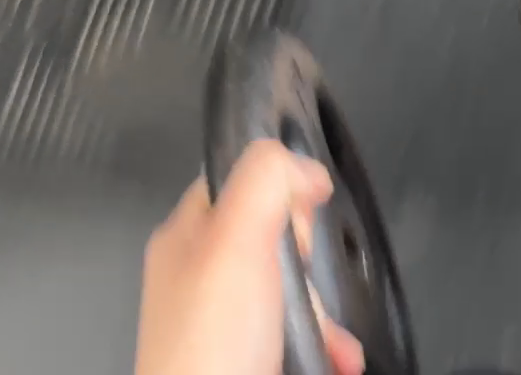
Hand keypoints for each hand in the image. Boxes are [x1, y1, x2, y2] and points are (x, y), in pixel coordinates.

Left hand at [137, 141, 366, 374]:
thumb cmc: (210, 349)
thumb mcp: (236, 237)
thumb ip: (267, 178)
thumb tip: (304, 167)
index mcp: (186, 236)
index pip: (240, 175)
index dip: (279, 181)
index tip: (301, 206)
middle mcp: (201, 274)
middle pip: (274, 228)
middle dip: (307, 248)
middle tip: (303, 268)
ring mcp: (223, 319)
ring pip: (291, 281)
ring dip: (323, 300)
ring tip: (326, 322)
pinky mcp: (247, 354)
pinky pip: (299, 327)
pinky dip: (325, 336)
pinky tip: (334, 350)